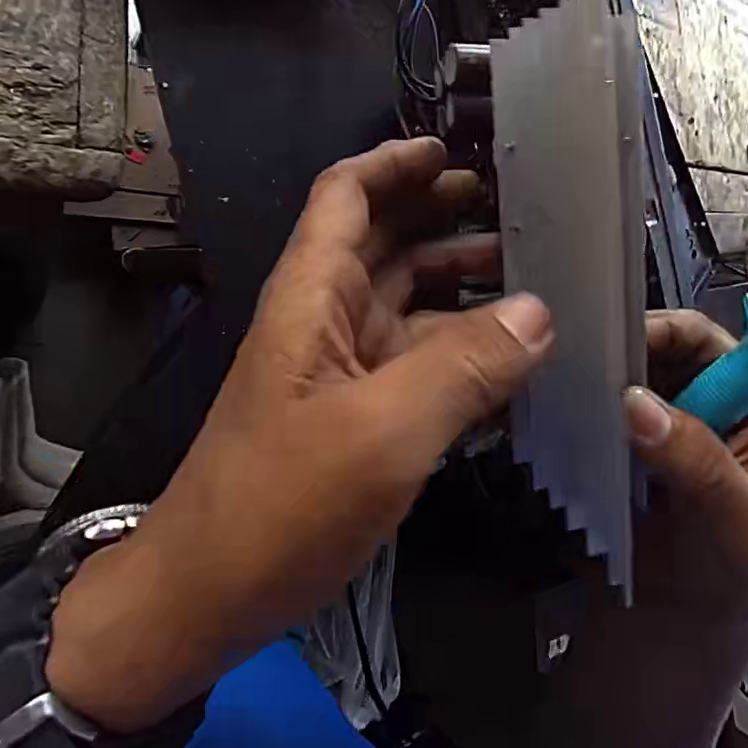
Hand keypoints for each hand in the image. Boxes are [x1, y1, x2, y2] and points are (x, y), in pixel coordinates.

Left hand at [47, 138, 554, 730]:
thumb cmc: (281, 502)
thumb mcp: (382, 431)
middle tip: (510, 206)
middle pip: (384, 240)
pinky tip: (511, 353)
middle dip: (439, 214)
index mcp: (314, 293)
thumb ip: (463, 366)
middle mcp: (327, 315)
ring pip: (407, 297)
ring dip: (458, 277)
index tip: (448, 151)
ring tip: (527, 269)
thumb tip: (539, 313)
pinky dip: (461, 342)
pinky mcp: (361, 410)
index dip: (392, 163)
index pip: (345, 195)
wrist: (209, 595)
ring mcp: (345, 365)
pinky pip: (419, 356)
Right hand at [542, 311, 747, 747]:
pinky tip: (550, 409)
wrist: (669, 632)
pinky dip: (570, 404)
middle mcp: (698, 400)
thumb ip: (700, 465)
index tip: (618, 341)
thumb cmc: (729, 584)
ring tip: (556, 381)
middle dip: (617, 350)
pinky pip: (587, 406)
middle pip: (653, 348)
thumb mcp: (738, 530)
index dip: (666, 331)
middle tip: (576, 359)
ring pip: (615, 373)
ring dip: (588, 375)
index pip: (708, 341)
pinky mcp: (610, 440)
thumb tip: (638, 403)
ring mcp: (649, 419)